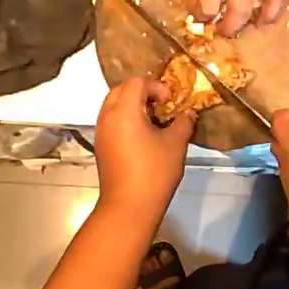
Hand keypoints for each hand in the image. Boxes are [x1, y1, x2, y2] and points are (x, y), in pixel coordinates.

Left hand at [95, 77, 193, 222]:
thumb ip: (183, 122)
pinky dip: (126, 120)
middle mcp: (107, 116)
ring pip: (114, 106)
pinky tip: (143, 137)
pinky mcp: (101, 146)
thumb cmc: (154, 172)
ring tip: (154, 122)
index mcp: (124, 111)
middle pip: (121, 90)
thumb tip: (187, 114)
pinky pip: (112, 121)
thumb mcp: (176, 144)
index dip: (156, 86)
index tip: (171, 102)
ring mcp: (101, 132)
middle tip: (162, 107)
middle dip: (142, 93)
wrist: (129, 206)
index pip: (136, 82)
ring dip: (133, 106)